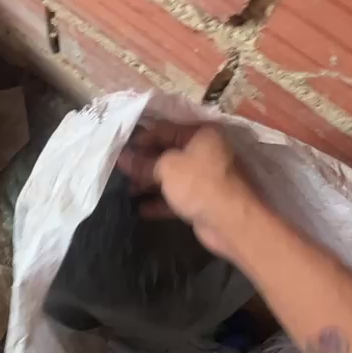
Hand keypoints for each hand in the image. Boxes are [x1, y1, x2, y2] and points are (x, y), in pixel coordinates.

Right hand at [116, 122, 259, 260]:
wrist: (233, 223)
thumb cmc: (200, 184)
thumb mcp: (167, 168)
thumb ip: (143, 163)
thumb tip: (122, 157)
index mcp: (200, 134)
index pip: (163, 129)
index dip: (140, 139)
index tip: (119, 149)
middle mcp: (205, 151)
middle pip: (167, 152)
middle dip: (143, 162)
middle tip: (118, 169)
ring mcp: (205, 177)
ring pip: (171, 176)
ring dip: (149, 183)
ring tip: (126, 190)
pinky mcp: (202, 199)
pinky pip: (177, 196)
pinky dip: (160, 201)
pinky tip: (141, 209)